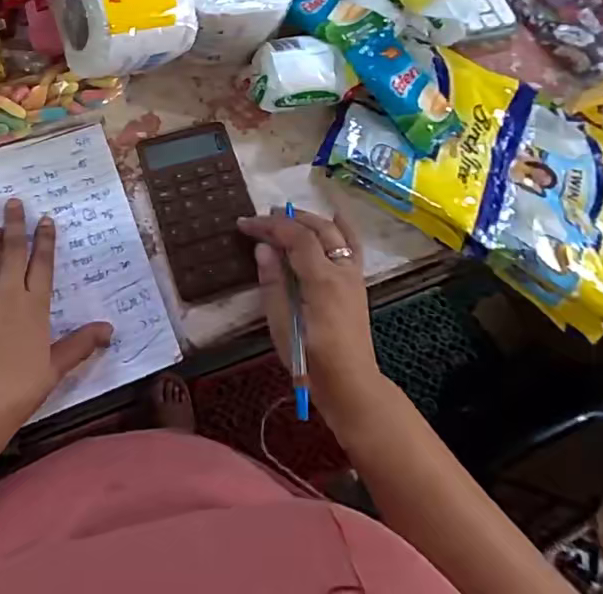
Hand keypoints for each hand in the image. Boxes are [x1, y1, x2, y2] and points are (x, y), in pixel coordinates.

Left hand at [0, 199, 112, 465]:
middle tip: (13, 203)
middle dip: (15, 224)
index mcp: (33, 307)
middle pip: (12, 250)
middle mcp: (5, 293)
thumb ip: (79, 345)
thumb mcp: (51, 371)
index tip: (45, 220)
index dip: (45, 240)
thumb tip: (109, 328)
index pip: (42, 264)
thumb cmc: (12, 395)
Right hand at [237, 209, 383, 420]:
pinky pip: (352, 246)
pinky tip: (335, 216)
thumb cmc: (311, 361)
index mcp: (322, 280)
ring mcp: (353, 275)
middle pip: (315, 229)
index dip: (268, 226)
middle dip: (286, 219)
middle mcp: (342, 270)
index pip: (295, 237)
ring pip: (334, 233)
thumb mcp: (282, 324)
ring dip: (308, 220)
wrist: (351, 386)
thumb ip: (273, 283)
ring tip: (285, 216)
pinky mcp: (357, 283)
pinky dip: (342, 228)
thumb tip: (263, 248)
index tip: (244, 224)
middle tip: (260, 220)